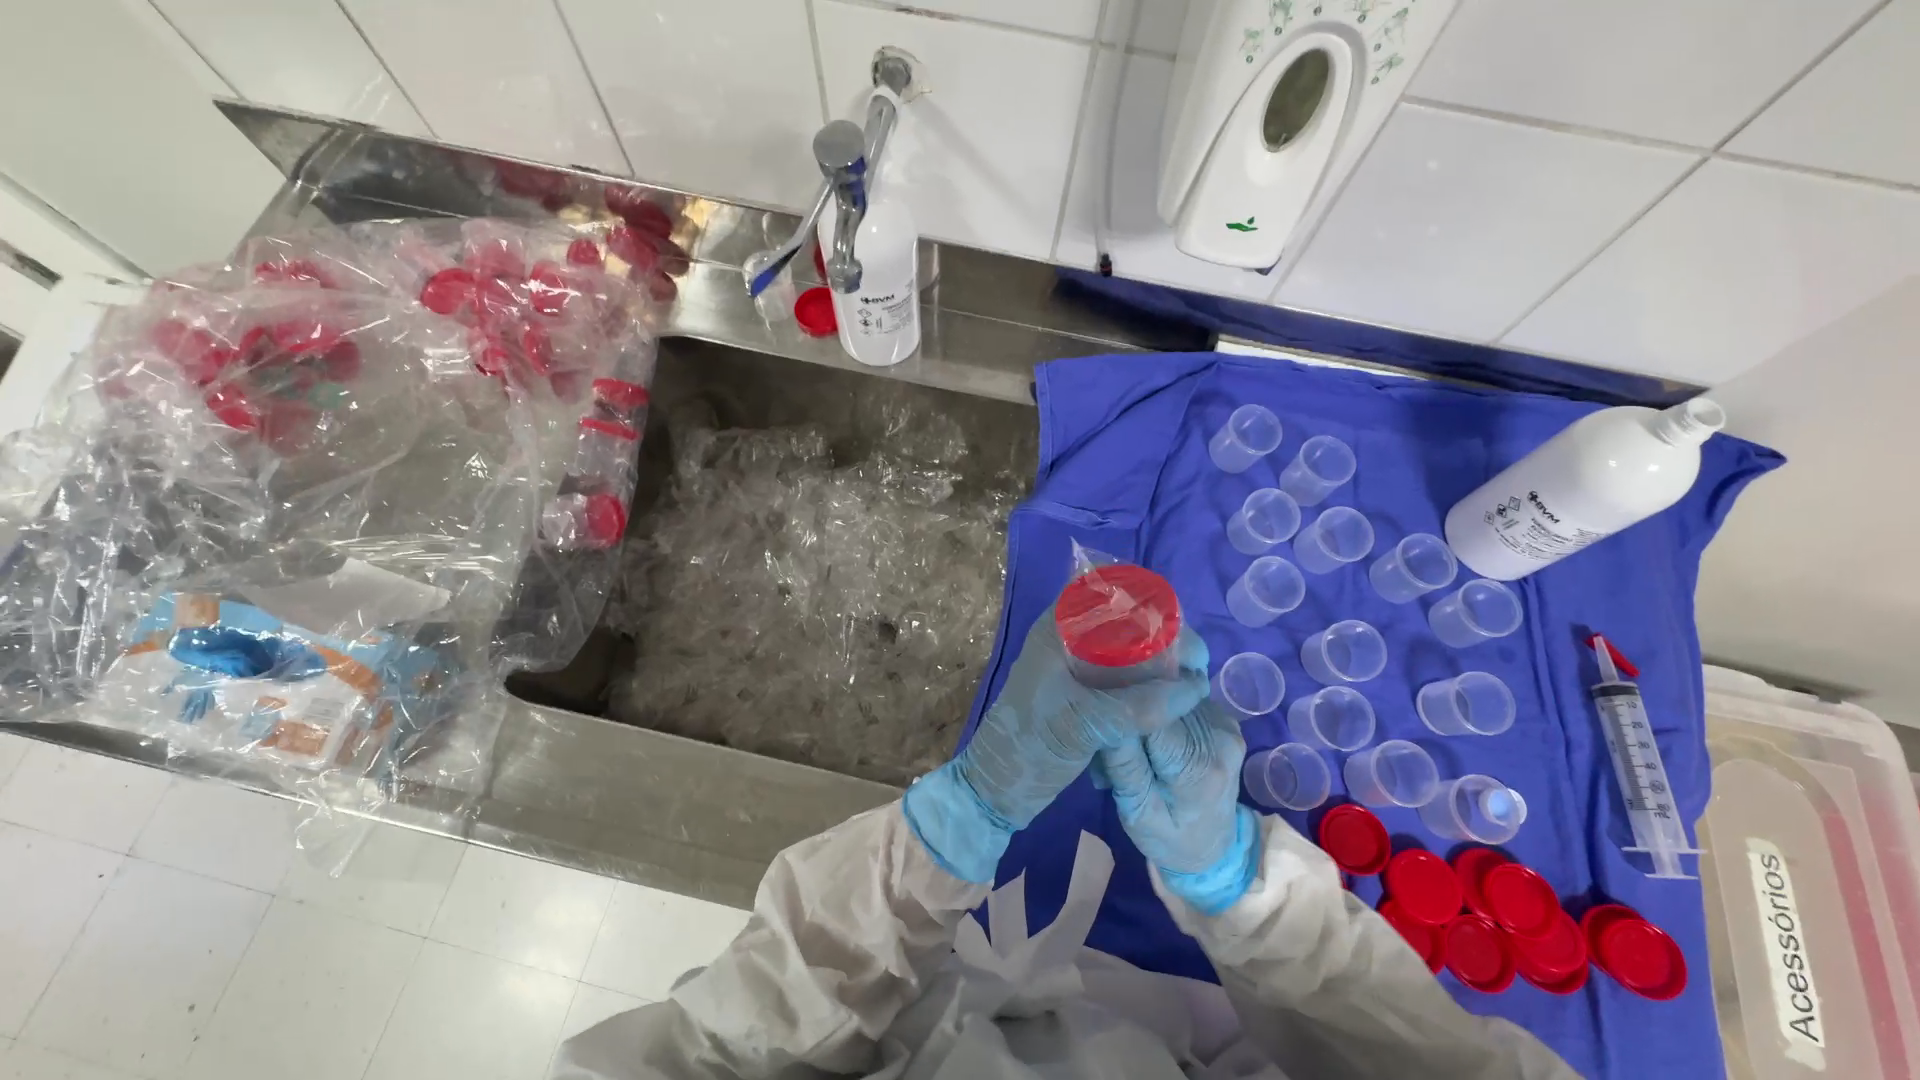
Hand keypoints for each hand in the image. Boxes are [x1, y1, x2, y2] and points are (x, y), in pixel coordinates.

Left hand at [902, 604, 1208, 881]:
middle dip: (1168, 642)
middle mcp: (1070, 639)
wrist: (997, 791)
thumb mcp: (1084, 724)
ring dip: (1162, 668)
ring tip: (1193, 690)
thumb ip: (1138, 706)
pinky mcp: (1086, 696)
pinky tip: (1173, 705)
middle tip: (1198, 672)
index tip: (1189, 643)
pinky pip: (1127, 681)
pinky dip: (1149, 689)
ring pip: (1132, 654)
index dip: (1156, 610)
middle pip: (1130, 624)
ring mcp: (1078, 668)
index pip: (1115, 595)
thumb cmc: (1029, 746)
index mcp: (1059, 628)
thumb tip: (1196, 688)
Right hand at [1106, 701, 1260, 914]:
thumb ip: (1125, 766)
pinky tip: (1155, 731)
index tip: (1101, 710)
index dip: (1123, 705)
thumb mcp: (1137, 813)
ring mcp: (1226, 726)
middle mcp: (1219, 738)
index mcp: (1196, 766)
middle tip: (1112, 726)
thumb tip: (1111, 716)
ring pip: (1173, 692)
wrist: (1214, 849)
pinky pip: (1184, 700)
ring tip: (1133, 730)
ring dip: (1149, 703)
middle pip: (1163, 698)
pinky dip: (1164, 708)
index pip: (1151, 714)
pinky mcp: (1225, 721)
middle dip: (1134, 703)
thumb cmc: (1169, 838)